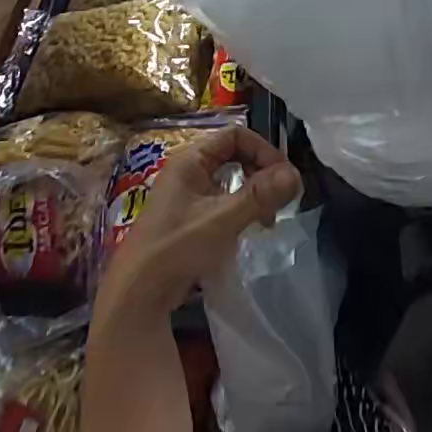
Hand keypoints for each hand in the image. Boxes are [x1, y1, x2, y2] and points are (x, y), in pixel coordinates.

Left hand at [96, 125, 301, 316]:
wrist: (136, 296)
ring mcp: (186, 196)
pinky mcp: (188, 219)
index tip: (283, 176)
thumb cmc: (176, 248)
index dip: (263, 150)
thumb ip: (259, 195)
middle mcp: (187, 172)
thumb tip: (295, 174)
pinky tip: (249, 230)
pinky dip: (241, 210)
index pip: (236, 135)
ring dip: (253, 194)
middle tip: (279, 199)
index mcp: (190, 160)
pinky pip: (223, 201)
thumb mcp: (222, 219)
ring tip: (266, 220)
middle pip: (235, 155)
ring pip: (230, 180)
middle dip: (262, 173)